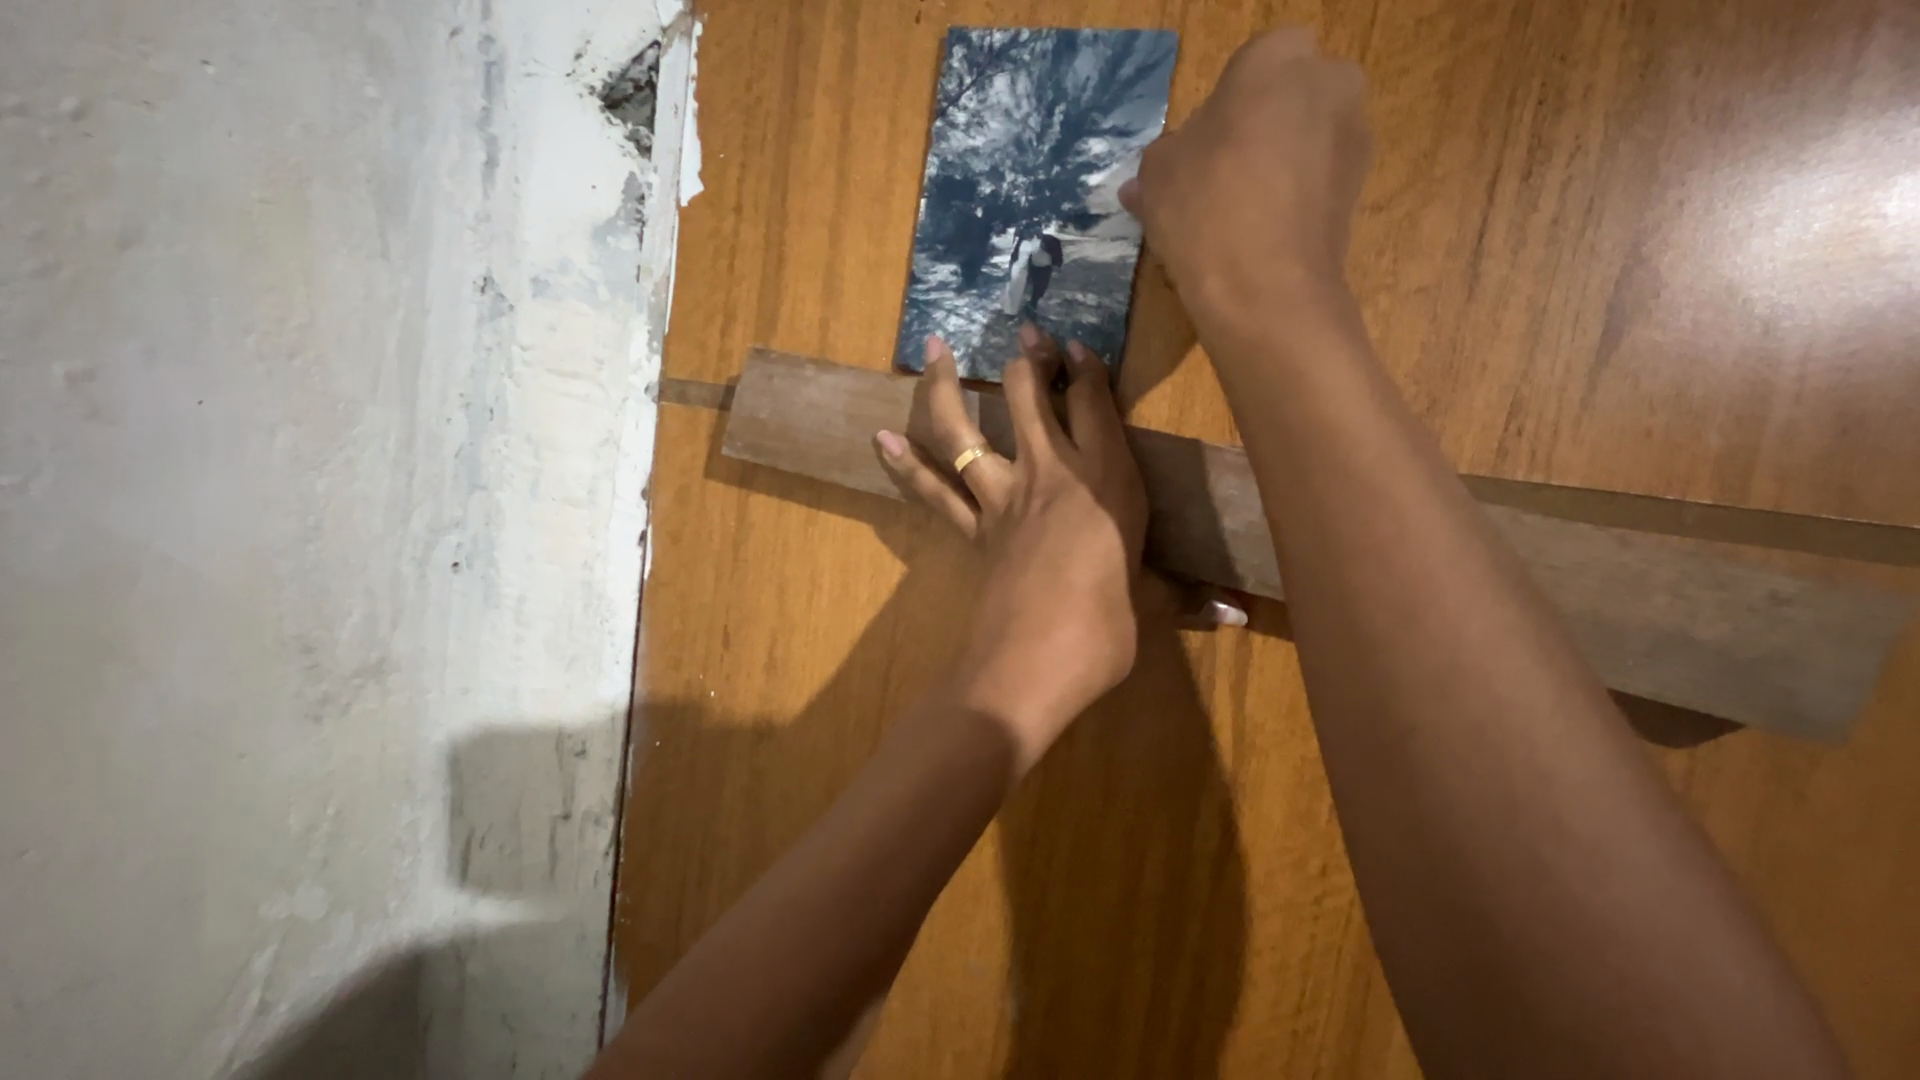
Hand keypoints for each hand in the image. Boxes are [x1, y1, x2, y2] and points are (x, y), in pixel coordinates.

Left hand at [875, 328, 1145, 771]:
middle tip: (1023, 333)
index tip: (1075, 346)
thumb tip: (1233, 613)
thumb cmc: (1106, 632)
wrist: (1035, 663)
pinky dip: (906, 464)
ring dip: (945, 385)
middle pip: (1031, 400)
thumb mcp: (1153, 608)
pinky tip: (881, 438)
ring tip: (934, 346)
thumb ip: (1184, 599)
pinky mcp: (972, 529)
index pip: (1096, 407)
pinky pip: (933, 489)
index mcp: (1107, 482)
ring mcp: (1003, 499)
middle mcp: (1051, 475)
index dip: (1086, 371)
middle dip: (1028, 361)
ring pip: (967, 429)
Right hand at [1120, 28, 1370, 327]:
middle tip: (1209, 185)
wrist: (1265, 288)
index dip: (1215, 113)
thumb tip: (1148, 181)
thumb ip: (1160, 162)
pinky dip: (1287, 204)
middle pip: (1279, 104)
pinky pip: (1311, 185)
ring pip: (1298, 146)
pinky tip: (1253, 241)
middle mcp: (1329, 83)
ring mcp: (1352, 138)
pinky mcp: (1358, 191)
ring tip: (1229, 222)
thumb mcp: (1156, 175)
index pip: (1243, 69)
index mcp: (1278, 57)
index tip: (1193, 154)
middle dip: (1249, 137)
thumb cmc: (1206, 208)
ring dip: (1269, 172)